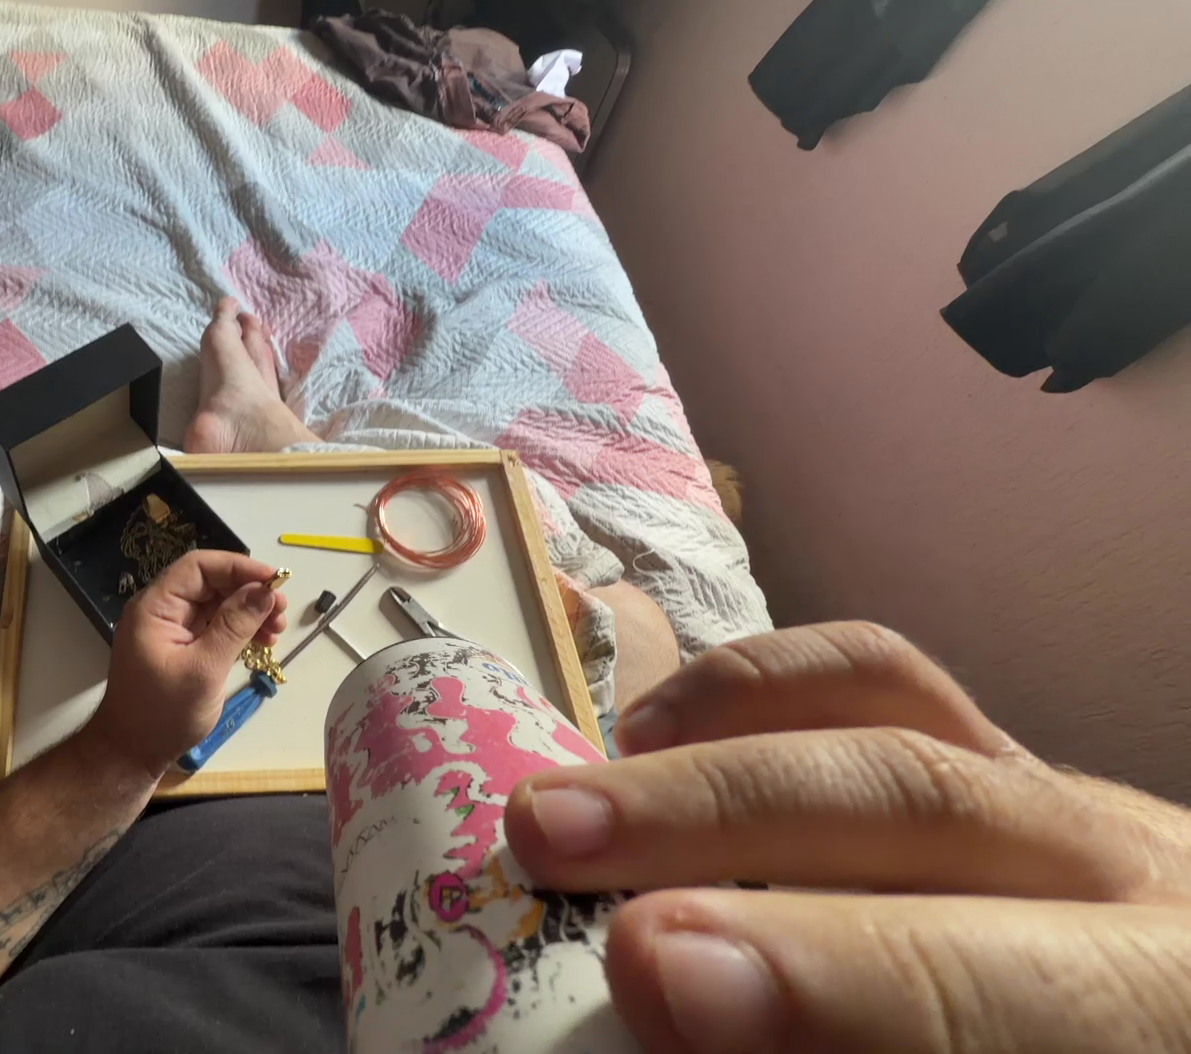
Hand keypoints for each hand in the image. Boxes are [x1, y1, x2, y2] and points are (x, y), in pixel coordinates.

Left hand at [79, 550, 286, 781]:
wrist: (131, 754)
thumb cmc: (162, 714)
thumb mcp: (204, 669)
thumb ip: (235, 626)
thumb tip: (264, 591)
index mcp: (155, 607)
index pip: (198, 567)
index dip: (238, 567)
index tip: (274, 580)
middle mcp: (161, 610)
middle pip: (210, 582)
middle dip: (248, 591)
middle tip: (281, 611)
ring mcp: (171, 628)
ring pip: (216, 603)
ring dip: (248, 611)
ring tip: (276, 630)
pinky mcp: (181, 646)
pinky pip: (214, 624)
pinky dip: (239, 629)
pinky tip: (262, 642)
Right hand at [502, 622, 1190, 1053]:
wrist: (1125, 1032)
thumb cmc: (1016, 1053)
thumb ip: (832, 1046)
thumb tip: (663, 1013)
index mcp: (1169, 1013)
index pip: (1038, 997)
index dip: (835, 974)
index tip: (654, 973)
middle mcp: (1136, 884)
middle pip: (919, 802)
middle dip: (709, 819)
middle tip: (551, 842)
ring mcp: (1048, 791)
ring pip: (880, 700)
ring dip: (694, 736)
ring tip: (570, 789)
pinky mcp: (974, 738)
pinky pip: (862, 665)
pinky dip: (736, 682)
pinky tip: (644, 730)